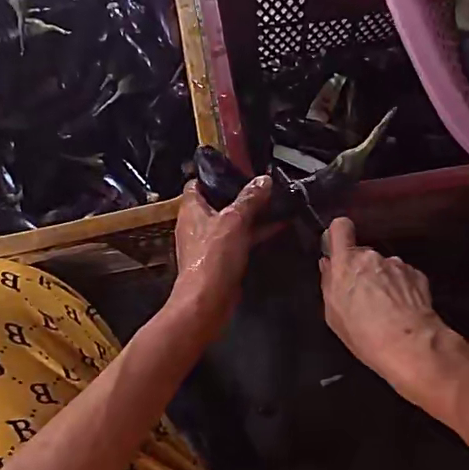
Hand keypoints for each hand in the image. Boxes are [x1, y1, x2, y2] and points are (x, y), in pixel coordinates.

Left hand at [169, 177, 271, 335]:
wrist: (208, 301)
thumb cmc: (213, 256)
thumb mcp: (235, 220)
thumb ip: (249, 199)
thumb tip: (263, 180)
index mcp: (191, 209)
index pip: (196, 183)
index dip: (214, 174)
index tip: (236, 168)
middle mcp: (196, 224)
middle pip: (217, 202)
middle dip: (239, 194)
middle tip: (262, 186)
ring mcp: (208, 244)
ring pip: (231, 222)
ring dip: (251, 214)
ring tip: (275, 203)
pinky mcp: (221, 260)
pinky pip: (239, 240)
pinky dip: (255, 233)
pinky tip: (277, 227)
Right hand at [318, 217, 468, 413]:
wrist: (410, 345)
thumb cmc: (366, 334)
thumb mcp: (333, 314)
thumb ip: (329, 283)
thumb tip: (328, 267)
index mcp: (346, 263)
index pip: (340, 228)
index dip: (339, 235)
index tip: (338, 248)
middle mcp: (371, 257)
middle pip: (362, 254)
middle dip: (361, 270)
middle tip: (362, 297)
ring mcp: (396, 264)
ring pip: (383, 267)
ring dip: (382, 281)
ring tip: (384, 309)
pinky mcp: (416, 274)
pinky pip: (402, 276)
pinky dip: (400, 288)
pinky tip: (400, 310)